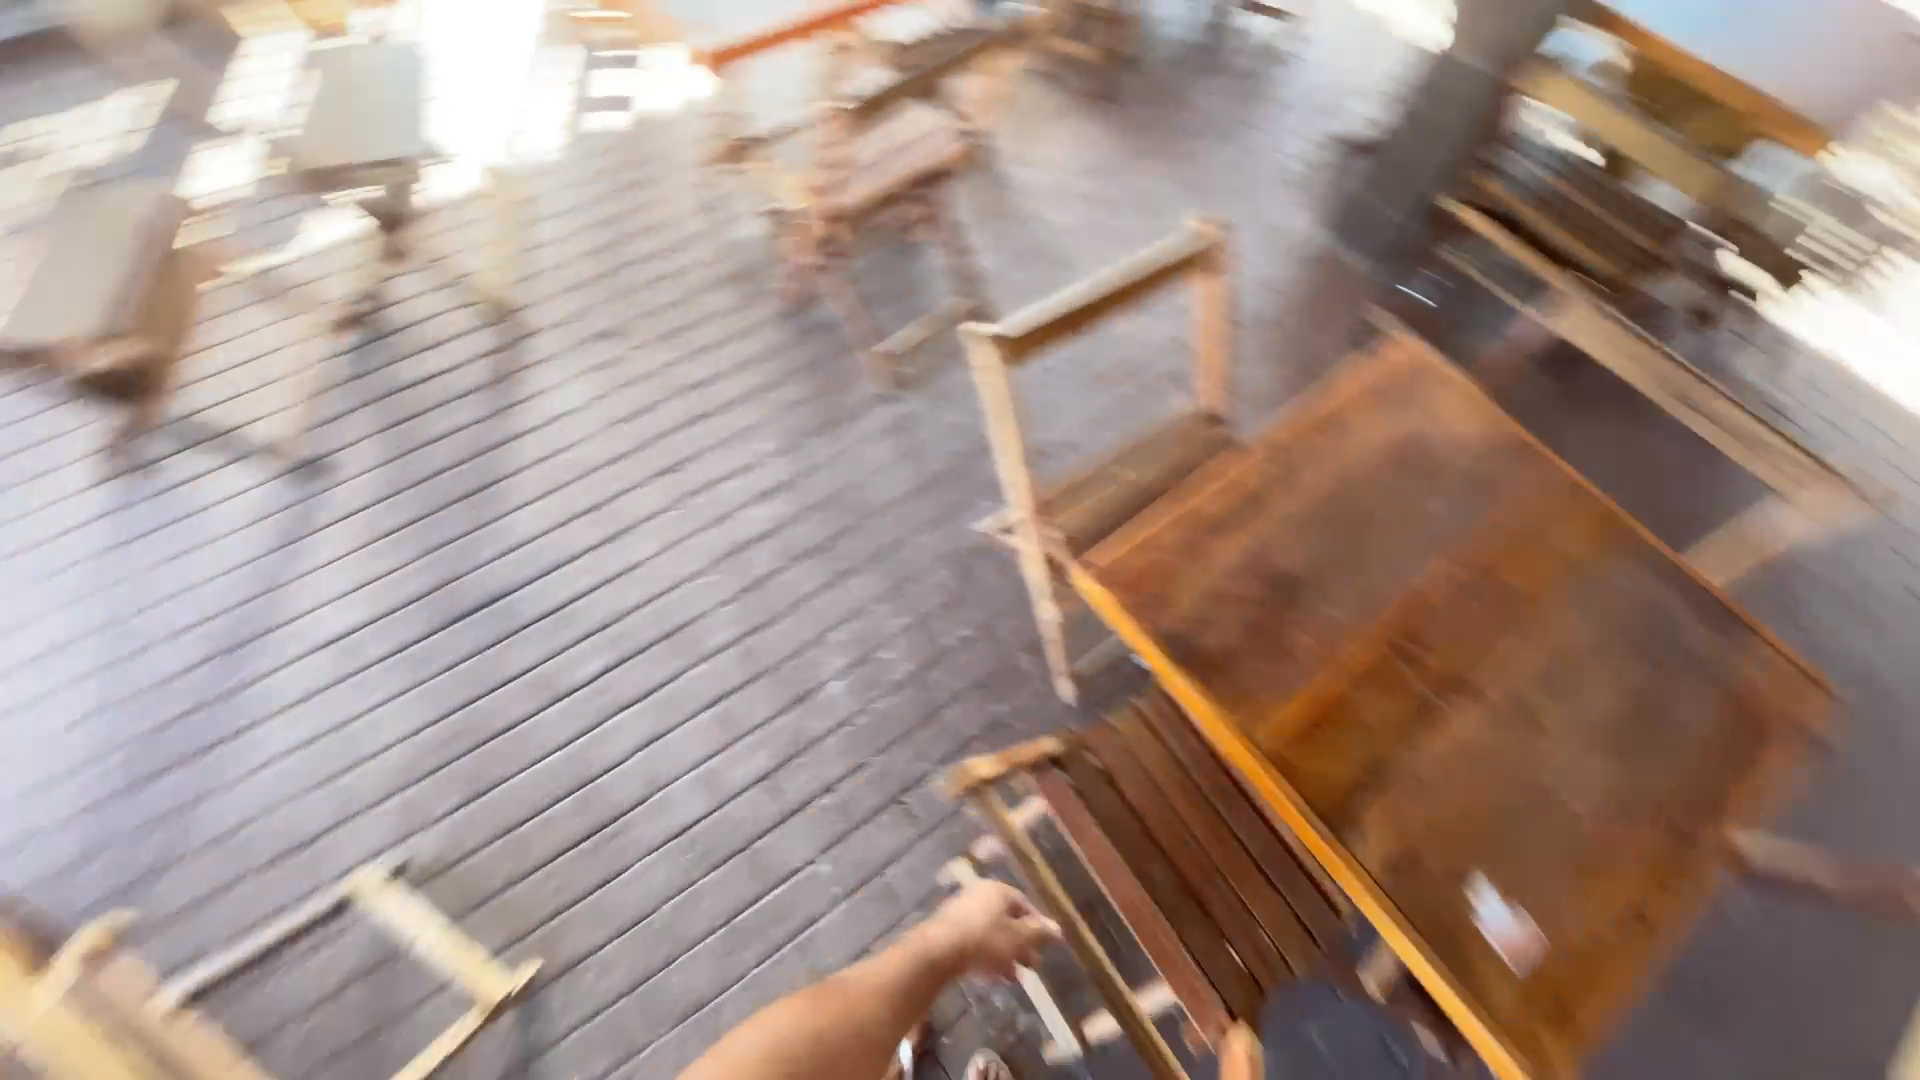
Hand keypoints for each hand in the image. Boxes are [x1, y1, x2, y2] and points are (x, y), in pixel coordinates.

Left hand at [921, 880, 1061, 979]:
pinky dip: (986, 956)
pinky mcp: (949, 930)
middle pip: (1007, 919)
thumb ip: (1038, 934)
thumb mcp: (1017, 938)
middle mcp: (979, 895)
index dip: (1037, 925)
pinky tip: (991, 978)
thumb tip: (1058, 929)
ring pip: (991, 933)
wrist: (938, 951)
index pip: (1024, 904)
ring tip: (1014, 977)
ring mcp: (962, 911)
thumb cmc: (985, 939)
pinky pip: (975, 941)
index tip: (1045, 946)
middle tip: (1032, 966)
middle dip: (1021, 944)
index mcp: (997, 890)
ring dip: (1005, 954)